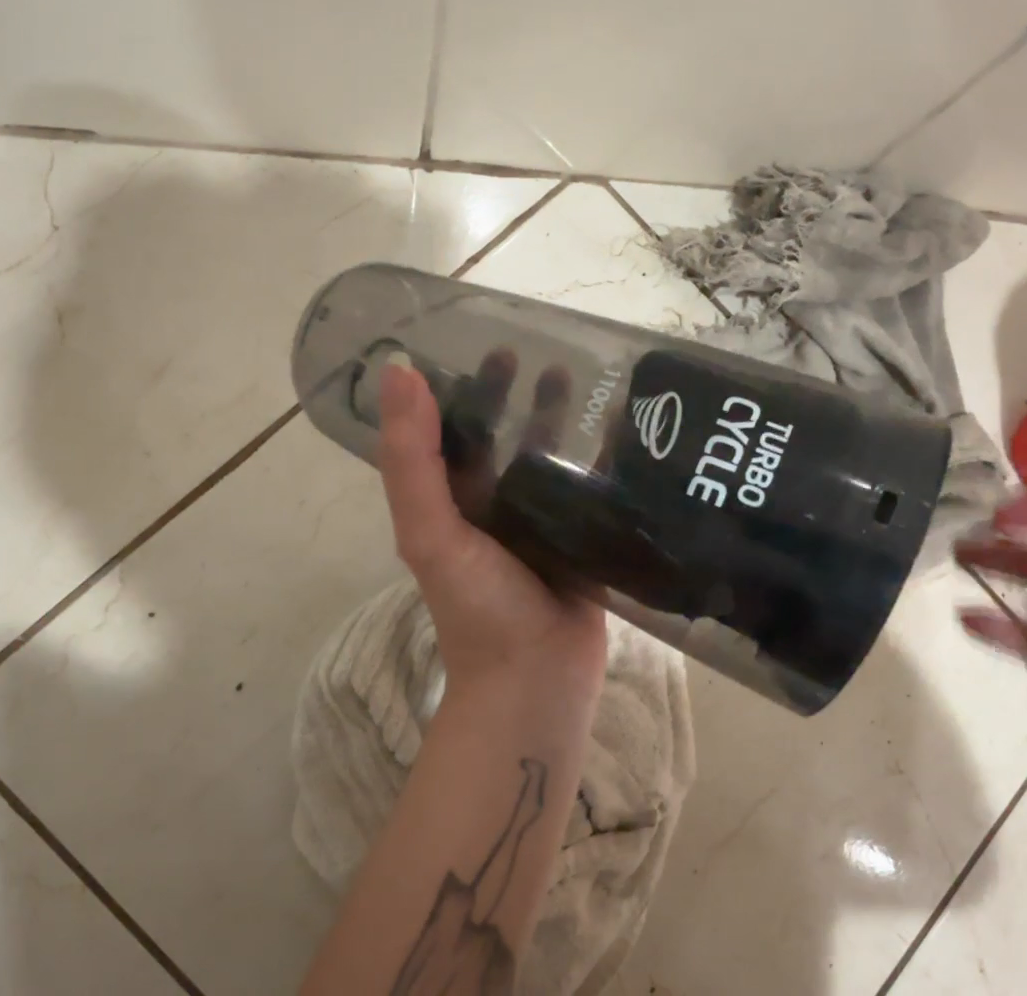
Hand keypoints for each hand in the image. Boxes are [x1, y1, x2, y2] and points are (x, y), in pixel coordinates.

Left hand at [377, 358, 607, 698]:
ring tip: (588, 379)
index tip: (488, 343)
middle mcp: (493, 508)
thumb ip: (411, 457)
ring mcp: (540, 525)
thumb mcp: (431, 532)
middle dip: (519, 397)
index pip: (453, 431)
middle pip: (505, 439)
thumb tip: (398, 370)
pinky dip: (605, 459)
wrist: (536, 683)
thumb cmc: (478, 607)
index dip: (465, 388)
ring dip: (562, 422)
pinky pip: (593, 490)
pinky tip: (628, 430)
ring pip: (551, 460)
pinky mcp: (583, 543)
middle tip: (548, 352)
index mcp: (452, 503)